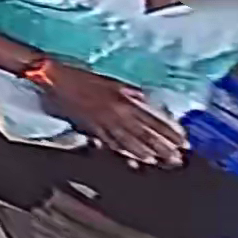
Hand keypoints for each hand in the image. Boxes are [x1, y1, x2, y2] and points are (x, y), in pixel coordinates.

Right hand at [44, 64, 186, 167]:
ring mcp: (102, 122)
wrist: (53, 77)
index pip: (153, 122)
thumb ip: (129, 92)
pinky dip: (120, 150)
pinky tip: (129, 157)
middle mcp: (116, 115)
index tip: (184, 144)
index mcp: (124, 102)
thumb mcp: (110, 80)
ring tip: (156, 161)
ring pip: (127, 142)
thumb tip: (145, 100)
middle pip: (144, 136)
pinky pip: (107, 141)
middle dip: (162, 149)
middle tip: (176, 159)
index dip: (170, 134)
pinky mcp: (88, 125)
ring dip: (143, 153)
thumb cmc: (81, 76)